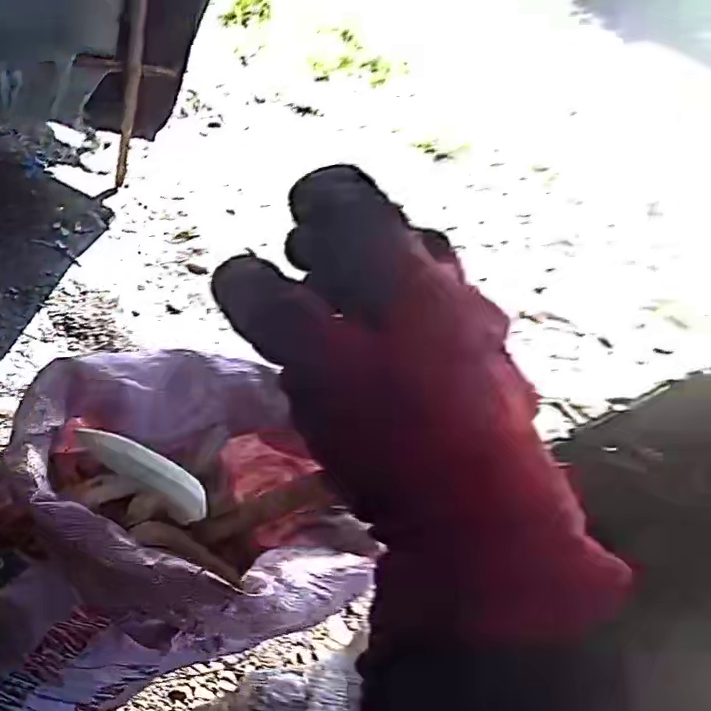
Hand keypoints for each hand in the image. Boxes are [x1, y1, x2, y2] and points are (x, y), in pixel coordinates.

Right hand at [210, 165, 627, 643]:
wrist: (474, 514)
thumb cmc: (393, 432)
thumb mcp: (321, 365)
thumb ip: (279, 311)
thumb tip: (235, 266)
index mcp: (414, 289)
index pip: (368, 222)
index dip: (330, 201)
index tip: (296, 195)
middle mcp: (448, 306)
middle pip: (398, 251)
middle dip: (345, 240)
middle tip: (299, 243)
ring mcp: (462, 348)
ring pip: (414, 295)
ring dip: (365, 284)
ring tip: (321, 293)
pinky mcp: (460, 389)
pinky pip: (415, 338)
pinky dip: (379, 328)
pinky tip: (354, 355)